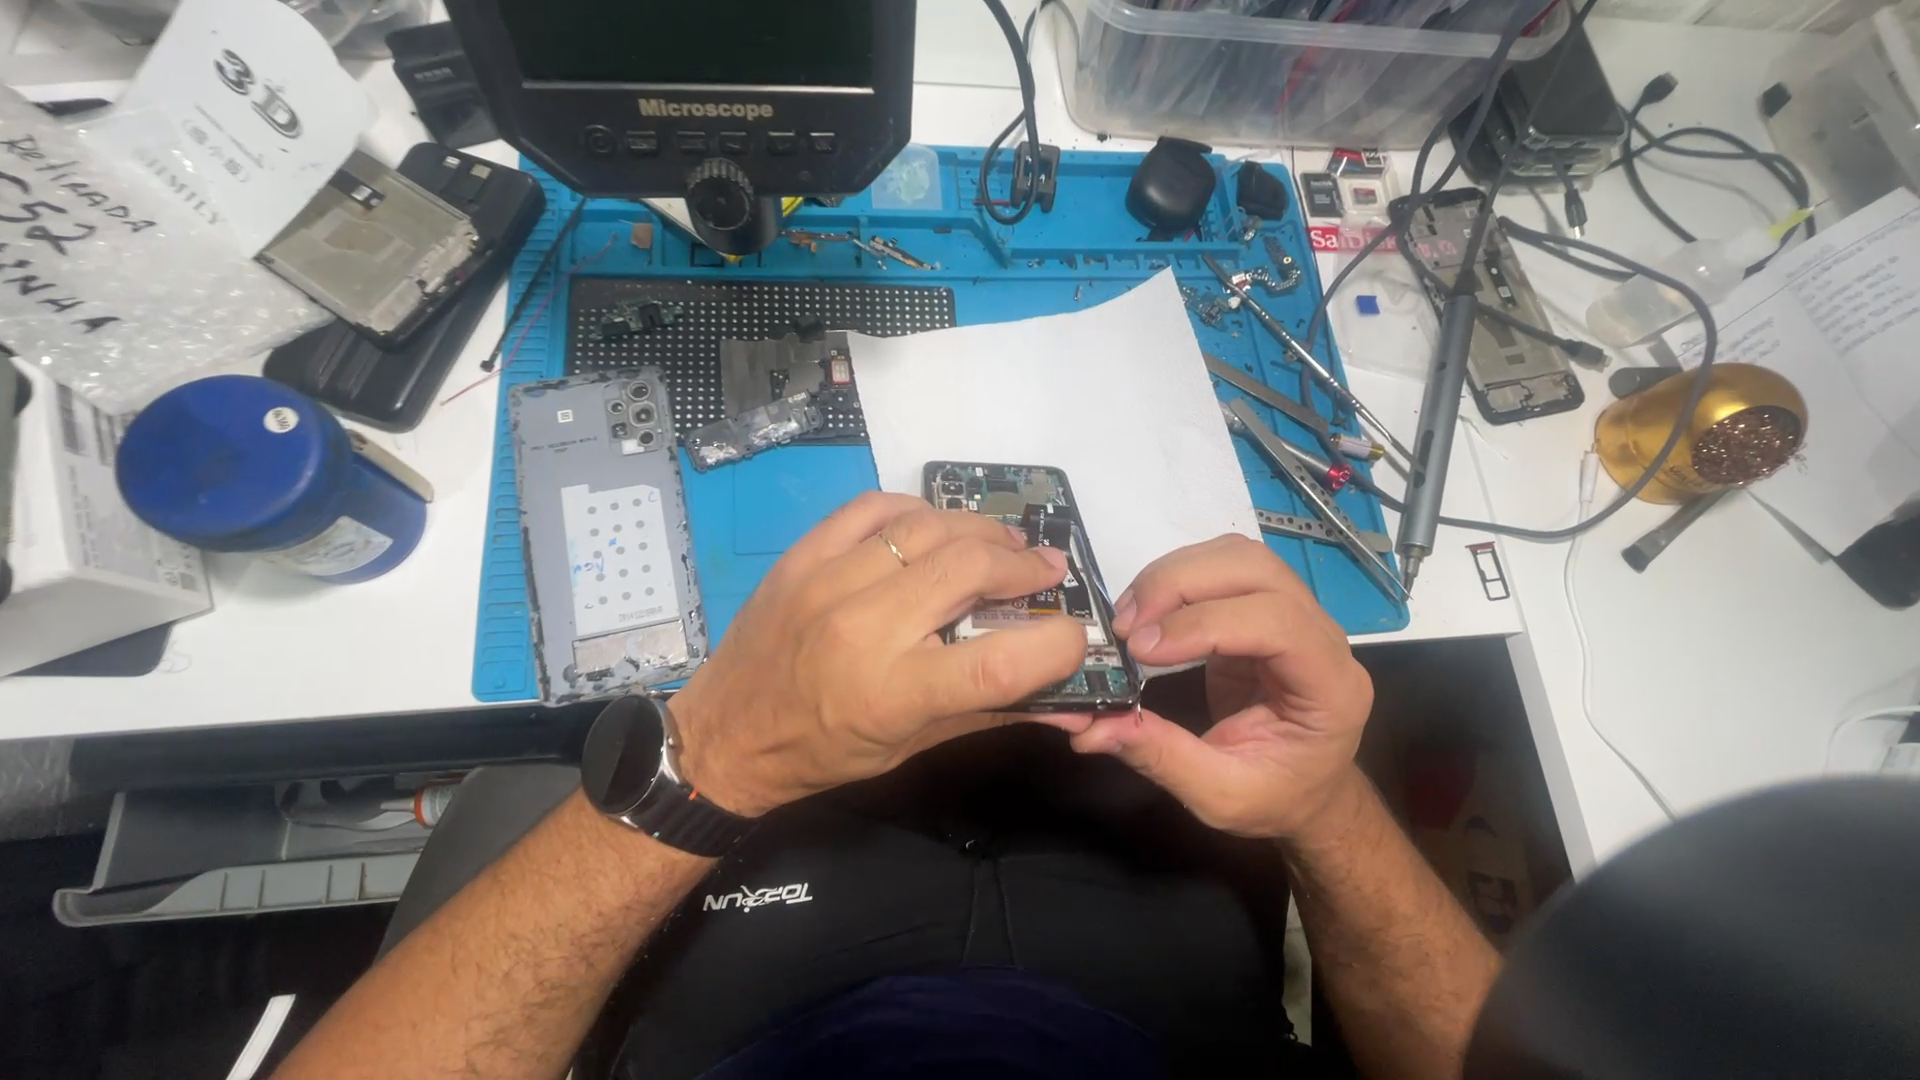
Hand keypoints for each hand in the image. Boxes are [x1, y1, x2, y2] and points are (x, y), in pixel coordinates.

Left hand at [670, 492, 1087, 816]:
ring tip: (1001, 544)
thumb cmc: (822, 753)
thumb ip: (990, 714)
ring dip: (979, 531)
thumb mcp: (908, 748)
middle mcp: (861, 629)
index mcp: (891, 695)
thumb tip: (1067, 702)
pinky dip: (916, 511)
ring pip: (927, 528)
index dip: (1054, 644)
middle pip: (968, 570)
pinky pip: (873, 508)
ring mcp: (827, 582)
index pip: (997, 663)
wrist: (725, 734)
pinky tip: (934, 527)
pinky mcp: (803, 555)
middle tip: (1045, 570)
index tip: (1073, 632)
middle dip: (1023, 566)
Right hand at [1069, 535, 1373, 841]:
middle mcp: (1322, 636)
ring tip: (1129, 617)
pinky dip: (1176, 576)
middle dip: (1180, 584)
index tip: (1140, 650)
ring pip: (1237, 555)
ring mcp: (1297, 613)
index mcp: (1330, 687)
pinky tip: (1147, 610)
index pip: (1278, 623)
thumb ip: (1161, 757)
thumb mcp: (1219, 796)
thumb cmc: (1276, 796)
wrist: (1308, 792)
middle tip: (1124, 626)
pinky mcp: (1262, 606)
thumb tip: (1090, 727)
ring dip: (1174, 573)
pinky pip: (1222, 567)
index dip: (1204, 623)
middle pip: (1256, 569)